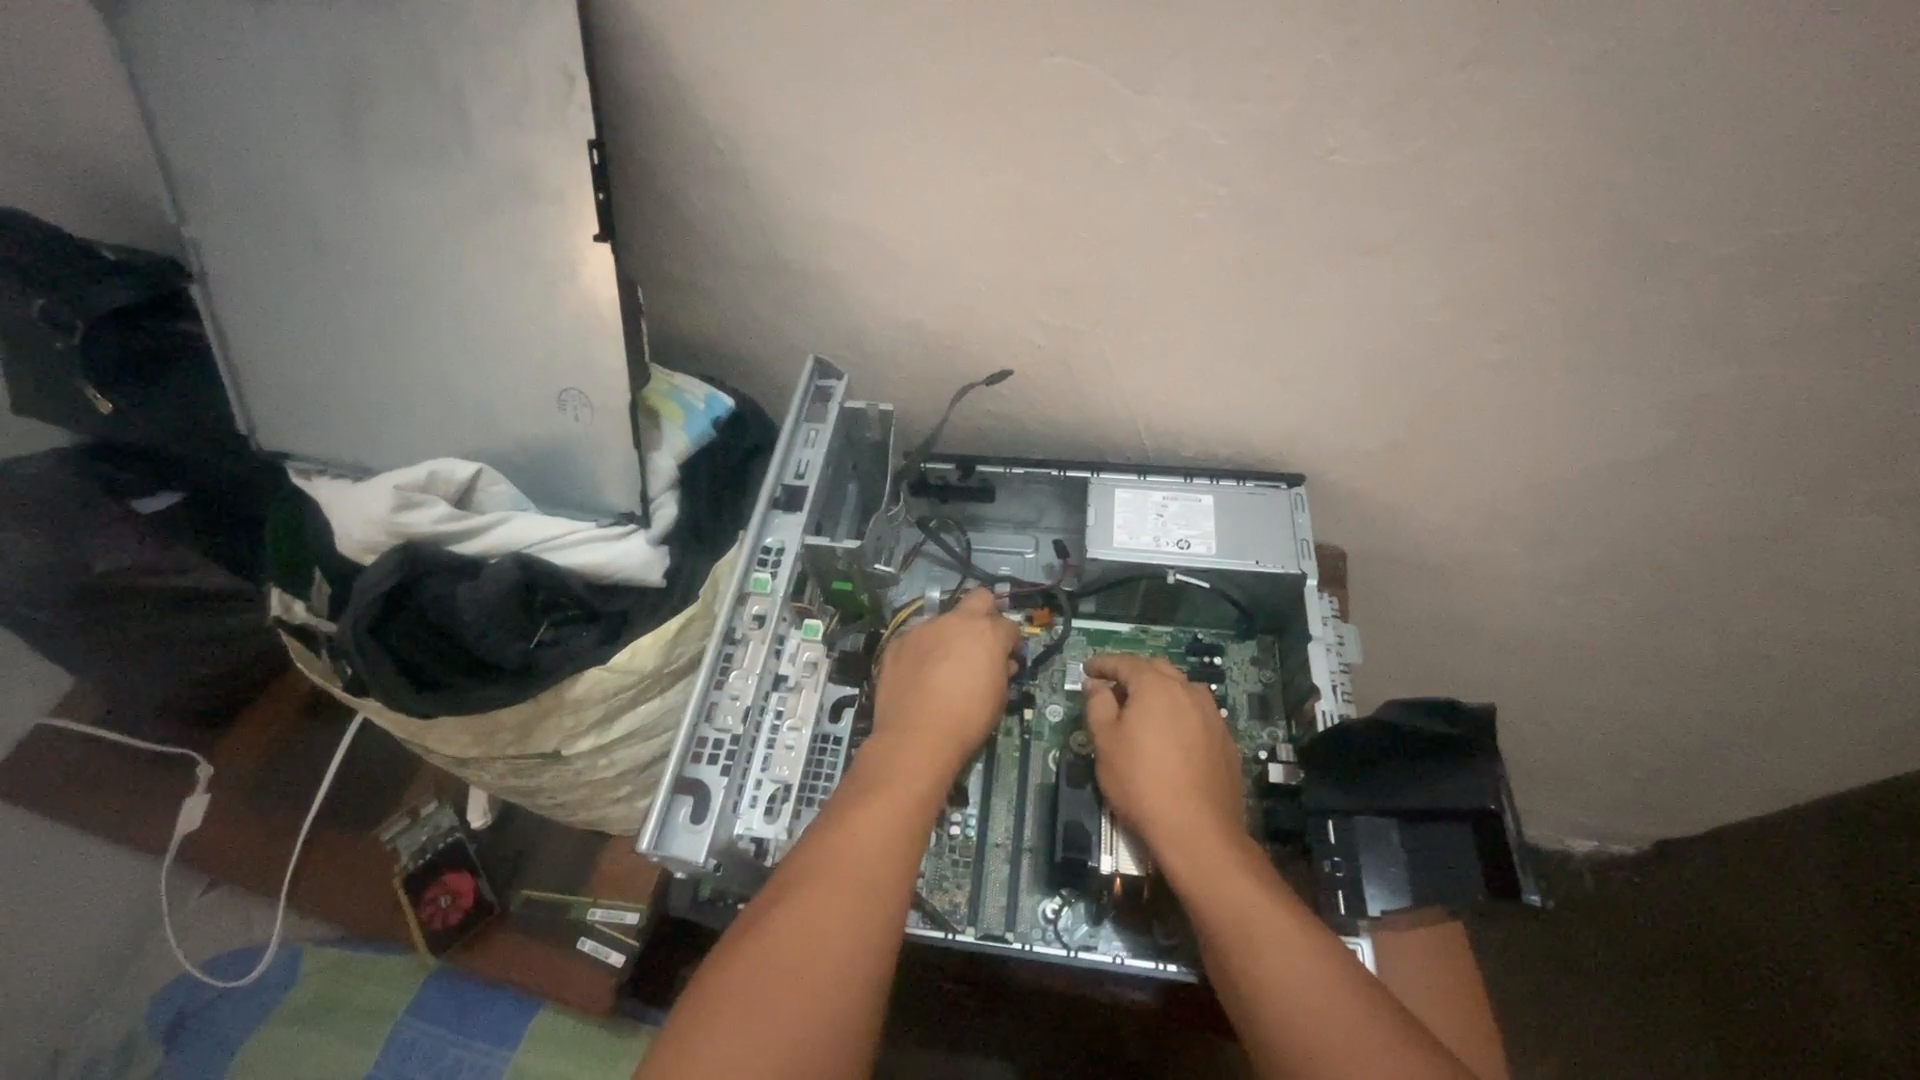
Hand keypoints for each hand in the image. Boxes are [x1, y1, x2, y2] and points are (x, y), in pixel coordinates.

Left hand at [870, 588, 1020, 773]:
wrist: (915, 737)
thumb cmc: (967, 720)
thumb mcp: (998, 697)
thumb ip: (1002, 671)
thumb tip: (1003, 663)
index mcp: (987, 633)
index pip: (1009, 625)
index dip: (1011, 642)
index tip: (1008, 657)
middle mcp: (955, 621)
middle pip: (979, 597)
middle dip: (985, 613)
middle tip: (981, 641)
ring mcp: (923, 629)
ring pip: (943, 621)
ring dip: (948, 636)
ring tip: (942, 666)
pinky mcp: (897, 642)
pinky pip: (916, 639)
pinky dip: (922, 651)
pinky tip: (918, 675)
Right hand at [1083, 653, 1246, 868]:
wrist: (1197, 829)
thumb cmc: (1140, 782)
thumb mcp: (1105, 742)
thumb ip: (1098, 705)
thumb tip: (1096, 684)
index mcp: (1156, 686)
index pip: (1125, 662)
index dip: (1103, 664)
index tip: (1087, 669)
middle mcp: (1188, 691)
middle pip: (1157, 670)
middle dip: (1133, 674)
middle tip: (1113, 691)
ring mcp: (1212, 715)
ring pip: (1182, 691)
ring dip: (1160, 693)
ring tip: (1143, 713)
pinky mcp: (1225, 740)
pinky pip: (1197, 714)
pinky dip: (1178, 715)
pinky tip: (1170, 738)